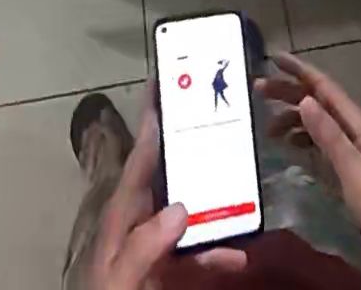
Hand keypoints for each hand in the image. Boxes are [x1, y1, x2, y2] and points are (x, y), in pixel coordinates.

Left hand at [77, 98, 247, 289]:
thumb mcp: (121, 278)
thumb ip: (144, 244)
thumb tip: (179, 208)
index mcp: (122, 213)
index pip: (139, 159)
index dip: (150, 123)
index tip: (162, 89)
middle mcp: (139, 221)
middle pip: (165, 176)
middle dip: (185, 150)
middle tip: (207, 120)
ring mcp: (155, 247)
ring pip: (187, 215)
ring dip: (210, 201)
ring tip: (235, 178)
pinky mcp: (168, 274)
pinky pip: (196, 258)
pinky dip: (216, 255)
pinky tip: (239, 256)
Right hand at [255, 54, 360, 289]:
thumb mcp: (355, 170)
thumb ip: (328, 135)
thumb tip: (302, 98)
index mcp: (356, 123)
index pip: (322, 86)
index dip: (297, 70)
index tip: (272, 58)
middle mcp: (356, 130)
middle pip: (318, 101)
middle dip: (287, 92)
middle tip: (256, 91)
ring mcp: (359, 151)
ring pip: (319, 122)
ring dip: (292, 118)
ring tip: (268, 127)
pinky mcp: (359, 171)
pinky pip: (324, 142)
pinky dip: (304, 139)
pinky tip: (292, 149)